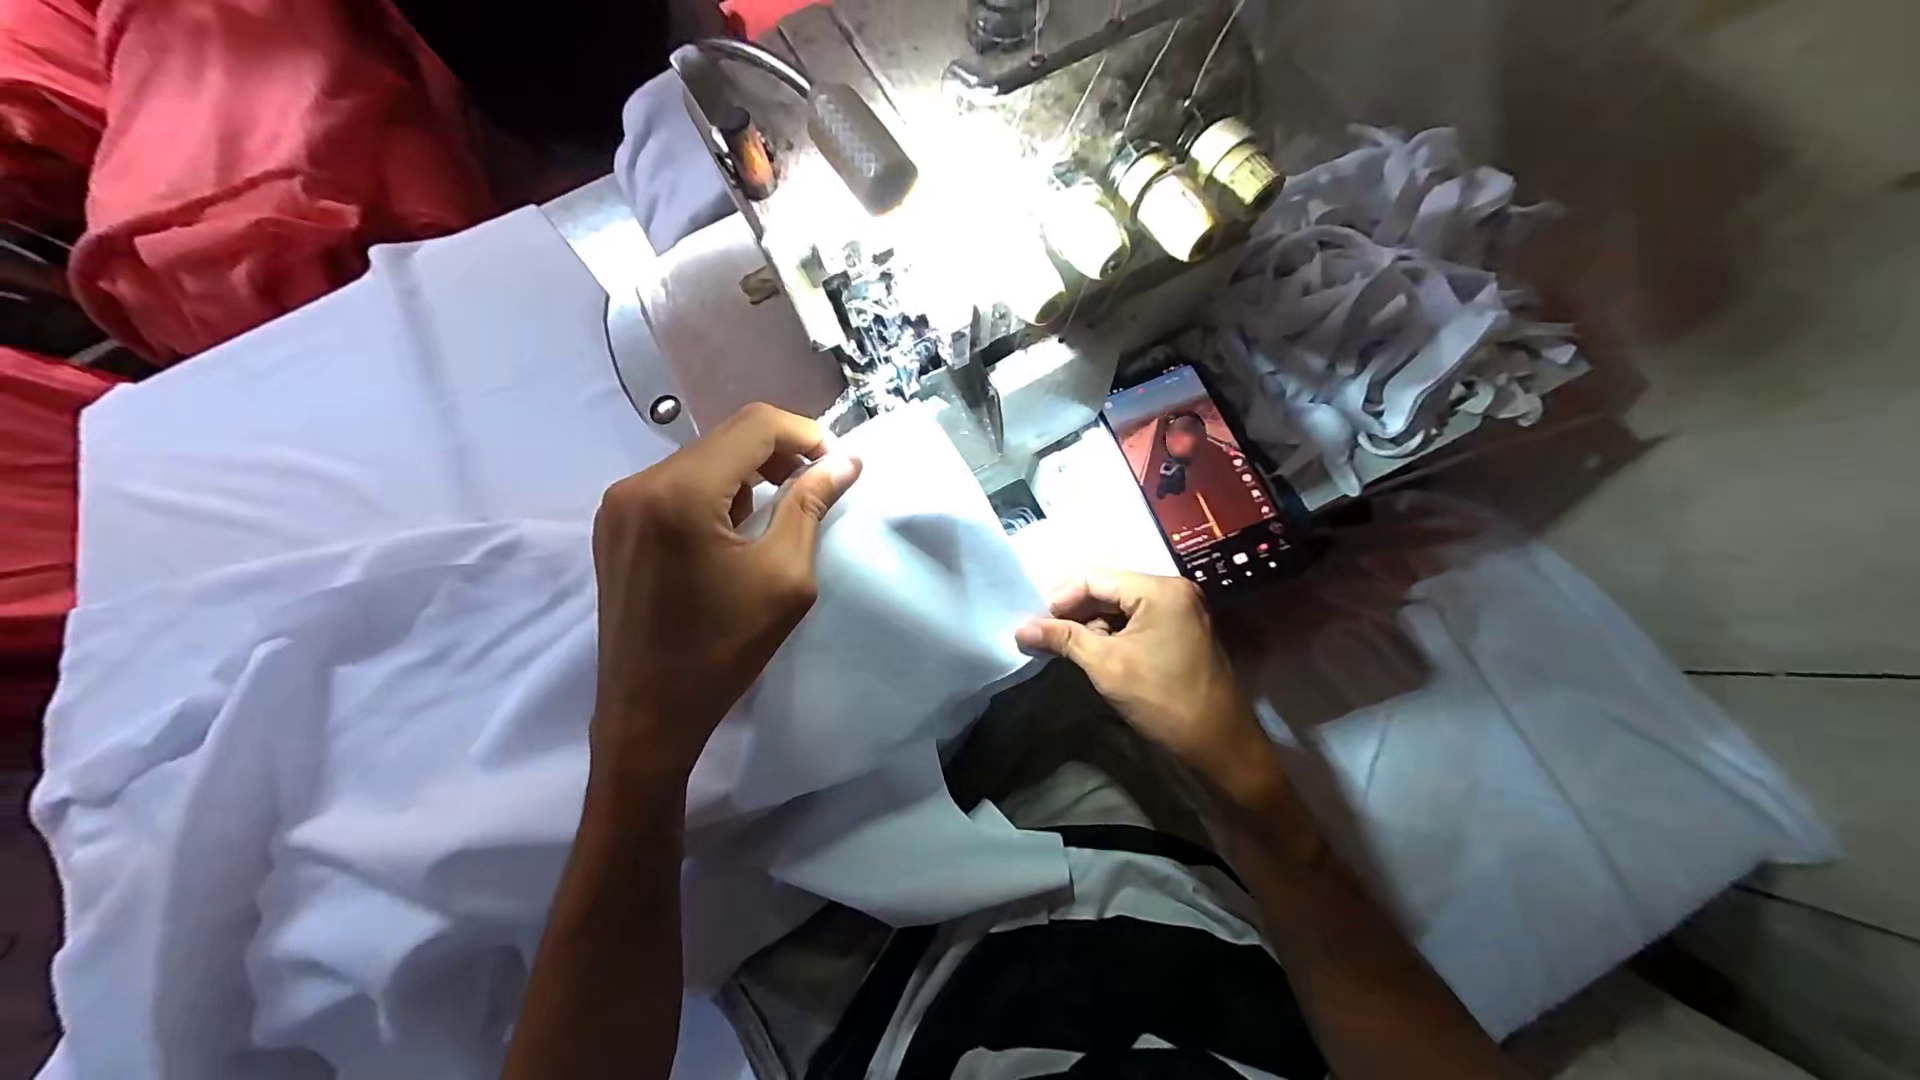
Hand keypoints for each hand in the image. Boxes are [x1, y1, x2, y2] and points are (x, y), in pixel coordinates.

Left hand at [590, 404, 861, 783]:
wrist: (648, 712)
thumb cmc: (724, 650)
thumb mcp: (785, 577)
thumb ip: (810, 505)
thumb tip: (845, 461)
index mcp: (679, 493)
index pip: (755, 425)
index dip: (806, 434)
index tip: (838, 465)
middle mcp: (639, 483)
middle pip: (726, 437)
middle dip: (780, 454)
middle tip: (817, 487)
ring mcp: (619, 503)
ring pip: (702, 459)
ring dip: (749, 473)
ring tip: (779, 512)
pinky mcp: (615, 524)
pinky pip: (677, 485)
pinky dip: (717, 492)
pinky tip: (735, 529)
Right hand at [1015, 570, 1276, 800]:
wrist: (1220, 743)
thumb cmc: (1162, 700)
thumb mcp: (1106, 666)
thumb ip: (1063, 639)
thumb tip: (1021, 629)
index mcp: (1159, 590)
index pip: (1096, 578)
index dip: (1061, 598)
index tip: (1036, 623)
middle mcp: (1173, 588)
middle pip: (1109, 587)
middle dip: (1074, 610)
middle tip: (1045, 633)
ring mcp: (1181, 607)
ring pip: (1121, 603)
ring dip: (1091, 621)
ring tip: (1064, 644)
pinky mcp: (1181, 626)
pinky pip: (1137, 617)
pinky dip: (1112, 630)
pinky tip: (1093, 648)